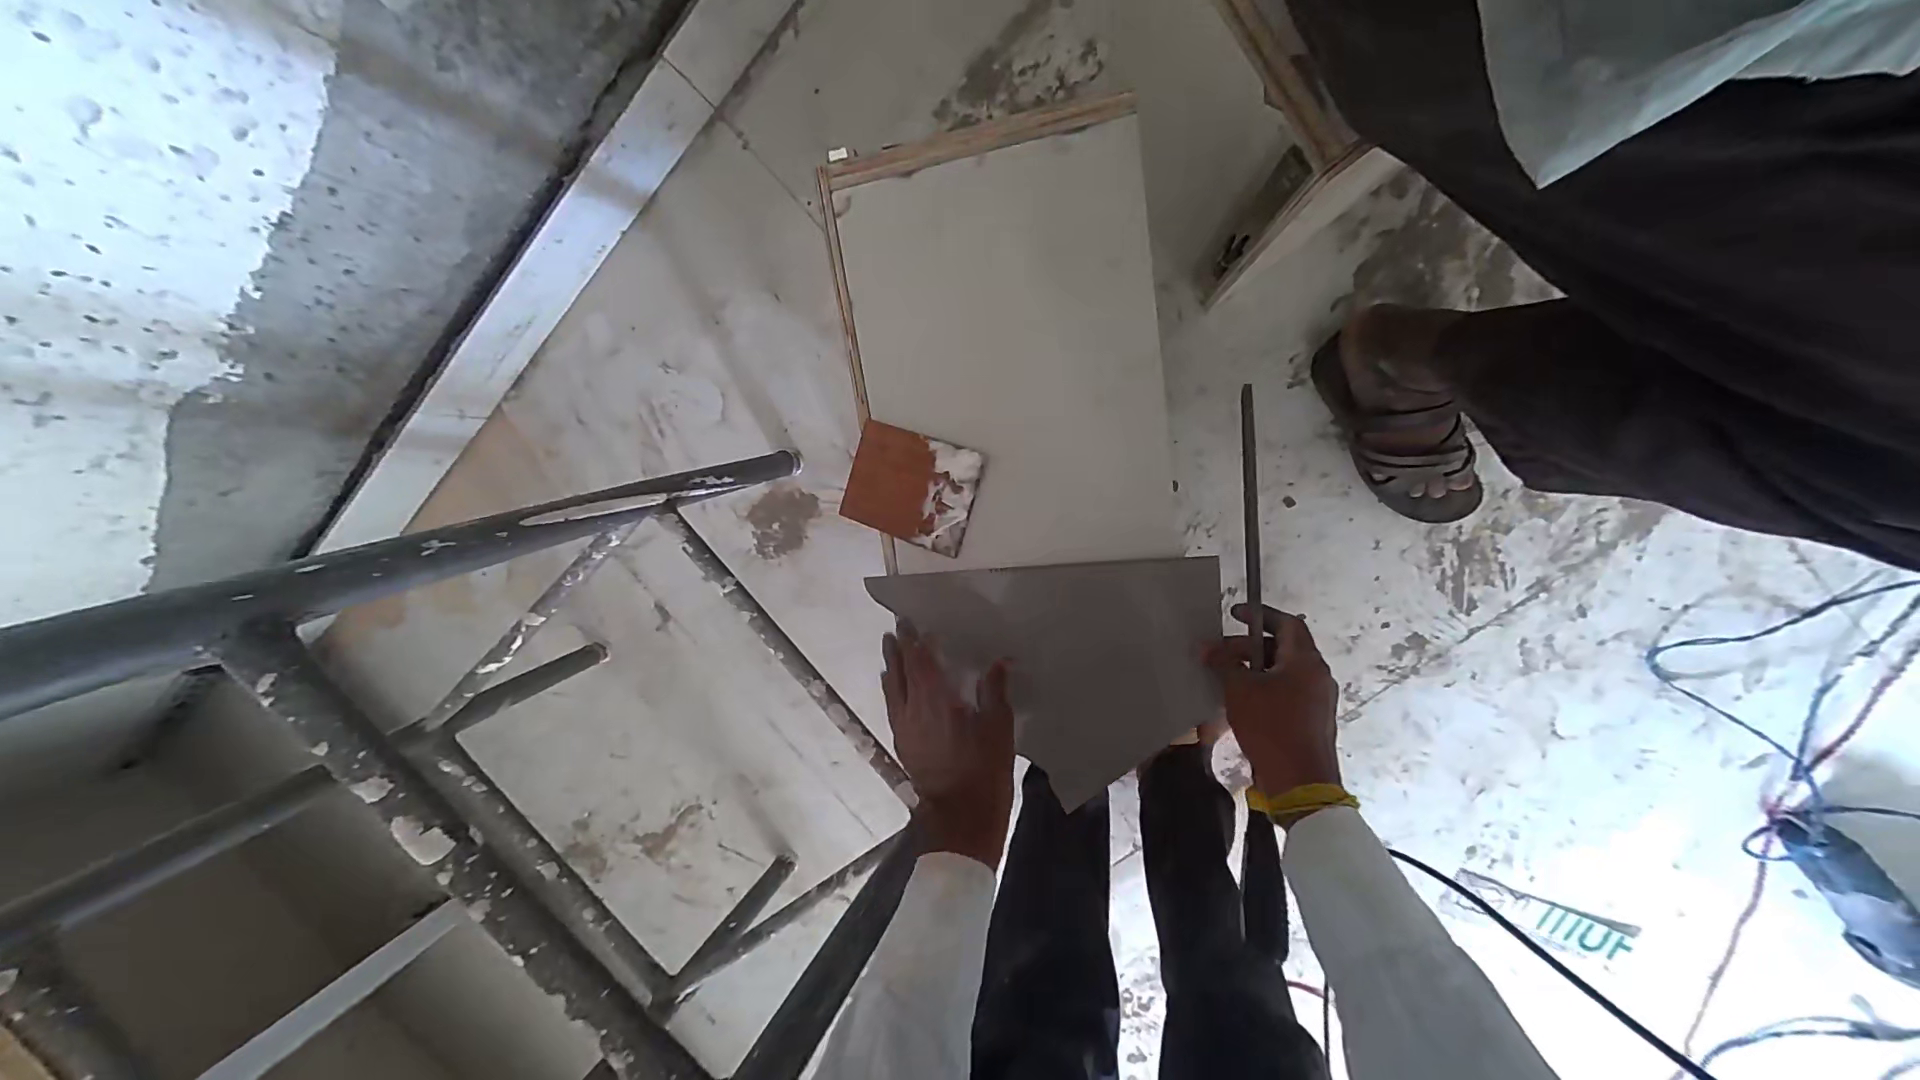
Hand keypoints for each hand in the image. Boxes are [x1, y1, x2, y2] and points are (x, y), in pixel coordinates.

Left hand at [882, 621, 1014, 867]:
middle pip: (900, 671)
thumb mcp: (999, 727)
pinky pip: (892, 706)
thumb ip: (994, 691)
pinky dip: (892, 689)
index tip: (911, 623)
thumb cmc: (984, 769)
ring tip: (889, 650)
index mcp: (936, 700)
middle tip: (895, 629)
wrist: (960, 815)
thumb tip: (1000, 661)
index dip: (915, 641)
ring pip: (891, 689)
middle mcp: (912, 709)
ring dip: (891, 667)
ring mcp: (903, 728)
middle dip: (898, 649)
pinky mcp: (902, 743)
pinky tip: (894, 687)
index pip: (920, 661)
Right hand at [1204, 603, 1340, 803]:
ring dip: (1254, 667)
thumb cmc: (1271, 727)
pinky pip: (1286, 690)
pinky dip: (1263, 685)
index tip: (1235, 614)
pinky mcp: (1311, 719)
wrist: (1300, 782)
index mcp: (1306, 662)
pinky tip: (1240, 697)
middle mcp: (1318, 676)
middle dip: (1248, 646)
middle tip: (1219, 652)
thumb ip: (1223, 663)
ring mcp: (1318, 699)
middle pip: (1283, 647)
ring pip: (1283, 670)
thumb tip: (1207, 648)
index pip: (1287, 624)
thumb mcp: (1240, 690)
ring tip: (1225, 674)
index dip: (1260, 615)